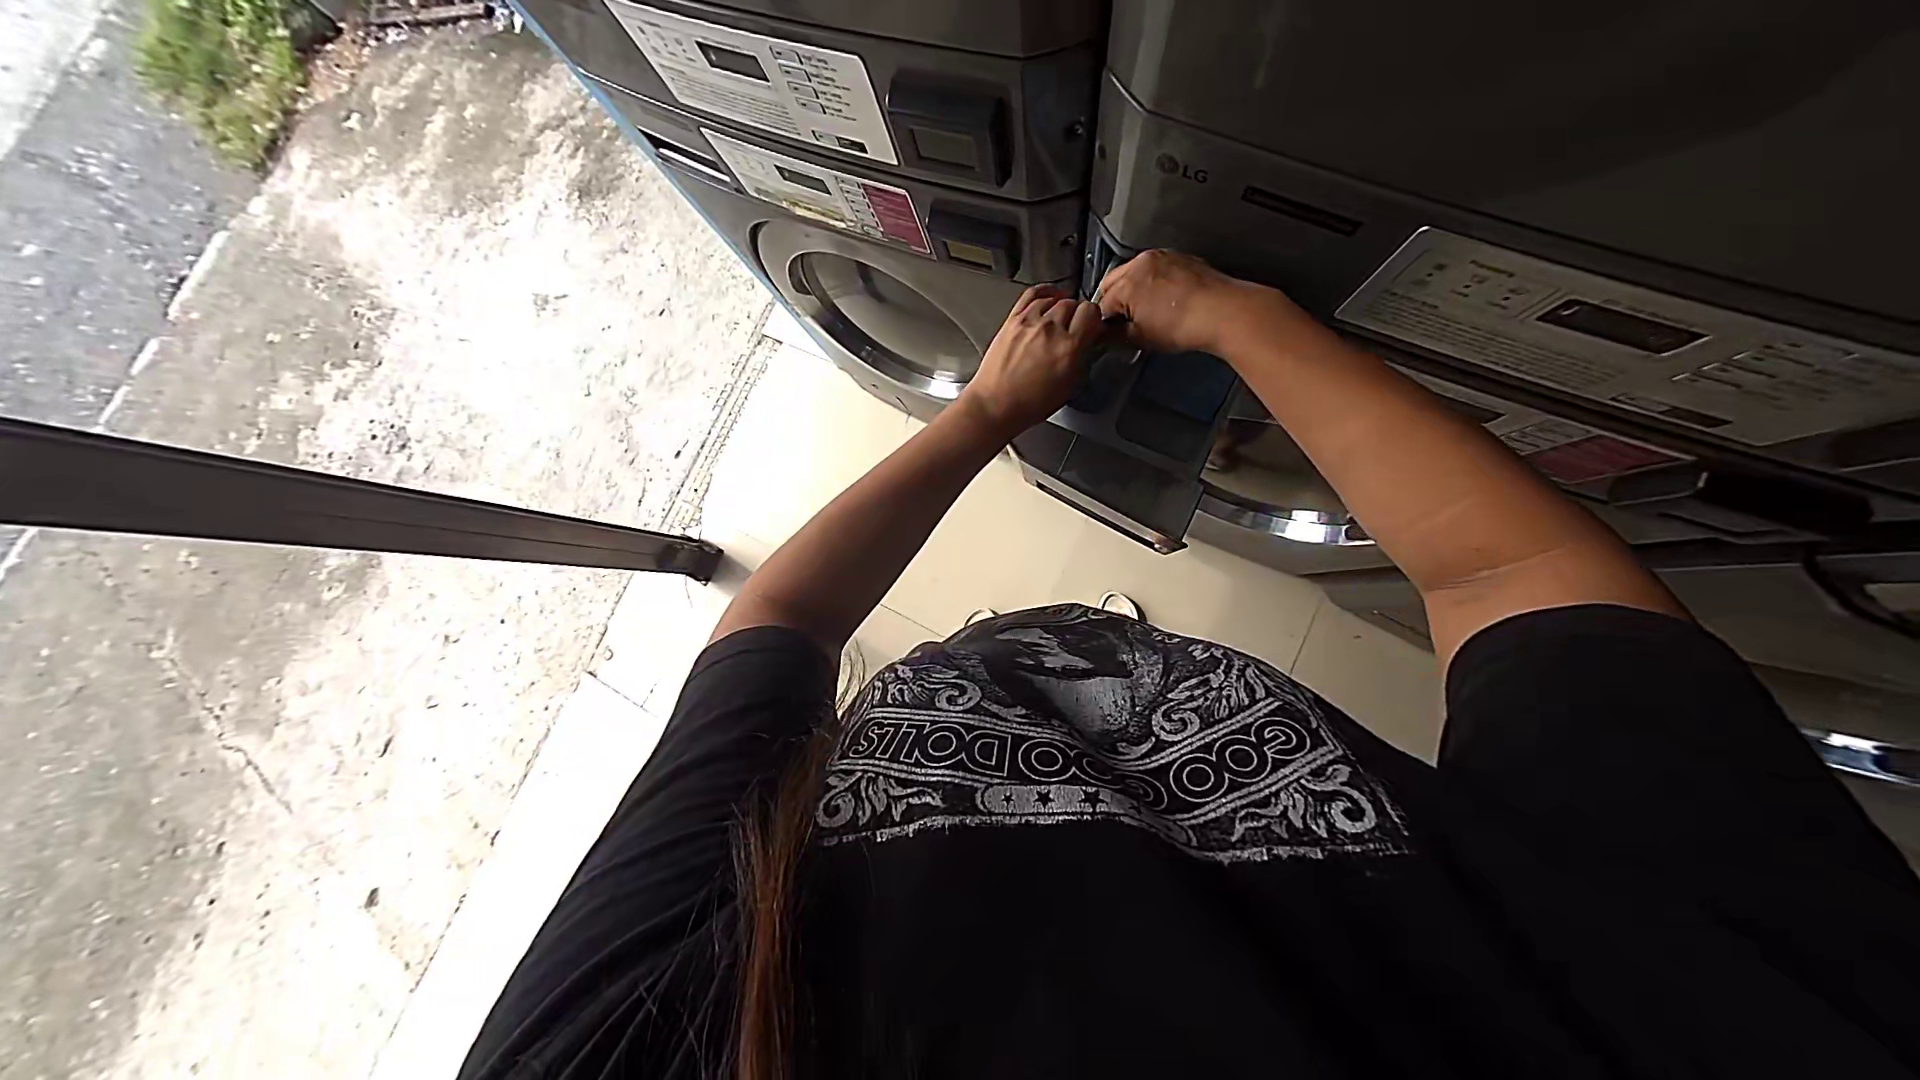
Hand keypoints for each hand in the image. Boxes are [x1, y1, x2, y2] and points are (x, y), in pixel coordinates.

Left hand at [955, 284, 1103, 436]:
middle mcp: (1050, 330)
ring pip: (1054, 298)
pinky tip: (1050, 295)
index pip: (1091, 312)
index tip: (1092, 326)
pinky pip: (1033, 294)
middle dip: (1077, 314)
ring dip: (1061, 305)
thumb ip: (1081, 358)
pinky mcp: (1013, 320)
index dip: (1094, 318)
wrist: (995, 405)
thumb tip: (1087, 342)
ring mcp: (1029, 322)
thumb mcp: (1068, 386)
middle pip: (1073, 304)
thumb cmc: (1028, 403)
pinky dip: (1045, 292)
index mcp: (1068, 347)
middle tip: (1075, 326)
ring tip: (1062, 316)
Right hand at [1096, 249, 1300, 355]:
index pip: (1102, 303)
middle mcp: (1142, 262)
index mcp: (1127, 280)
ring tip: (1147, 314)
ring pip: (1137, 274)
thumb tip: (1104, 335)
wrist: (1223, 313)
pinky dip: (1155, 284)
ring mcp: (1165, 257)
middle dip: (1116, 302)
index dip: (1104, 322)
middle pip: (1115, 283)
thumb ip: (1114, 335)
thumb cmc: (1184, 324)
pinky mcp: (1183, 259)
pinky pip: (1158, 270)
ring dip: (1135, 291)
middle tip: (1125, 323)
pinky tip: (1165, 303)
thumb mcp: (1140, 338)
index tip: (1110, 333)